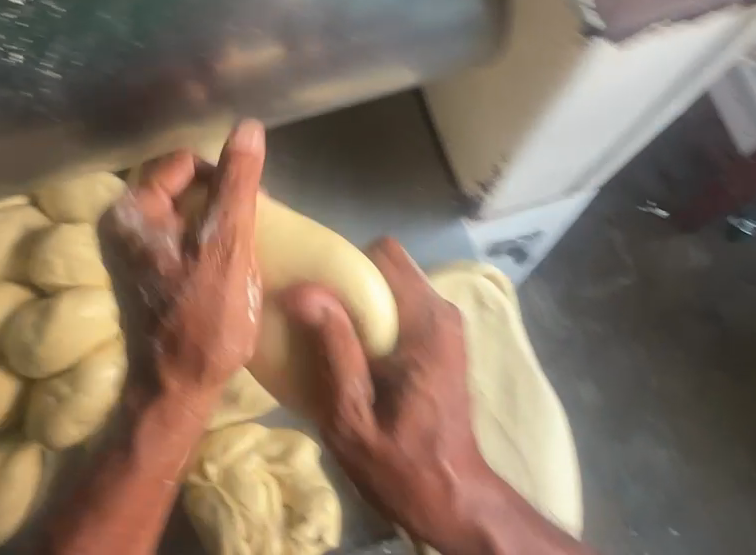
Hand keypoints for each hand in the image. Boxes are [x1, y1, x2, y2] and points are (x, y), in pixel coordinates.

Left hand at [99, 120, 264, 402]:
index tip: (247, 211)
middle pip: (186, 187)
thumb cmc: (203, 317)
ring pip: (187, 213)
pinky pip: (181, 239)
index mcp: (133, 209)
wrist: (176, 391)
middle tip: (248, 232)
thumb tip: (247, 126)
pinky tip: (226, 269)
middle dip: (221, 202)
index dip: (223, 178)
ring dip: (217, 224)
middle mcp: (123, 223)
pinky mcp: (144, 272)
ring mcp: (131, 250)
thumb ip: (238, 182)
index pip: (187, 163)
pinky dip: (206, 244)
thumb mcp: (227, 243)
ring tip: (241, 252)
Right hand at [283, 239, 497, 553]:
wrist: (453, 501)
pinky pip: (397, 307)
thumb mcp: (353, 417)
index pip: (382, 254)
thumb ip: (335, 349)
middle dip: (345, 286)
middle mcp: (441, 311)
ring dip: (356, 306)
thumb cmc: (402, 467)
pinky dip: (371, 321)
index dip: (345, 266)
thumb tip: (303, 290)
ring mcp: (444, 324)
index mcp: (426, 323)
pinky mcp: (440, 338)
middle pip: (384, 267)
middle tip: (312, 320)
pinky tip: (352, 356)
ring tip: (327, 339)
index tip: (316, 295)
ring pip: (388, 286)